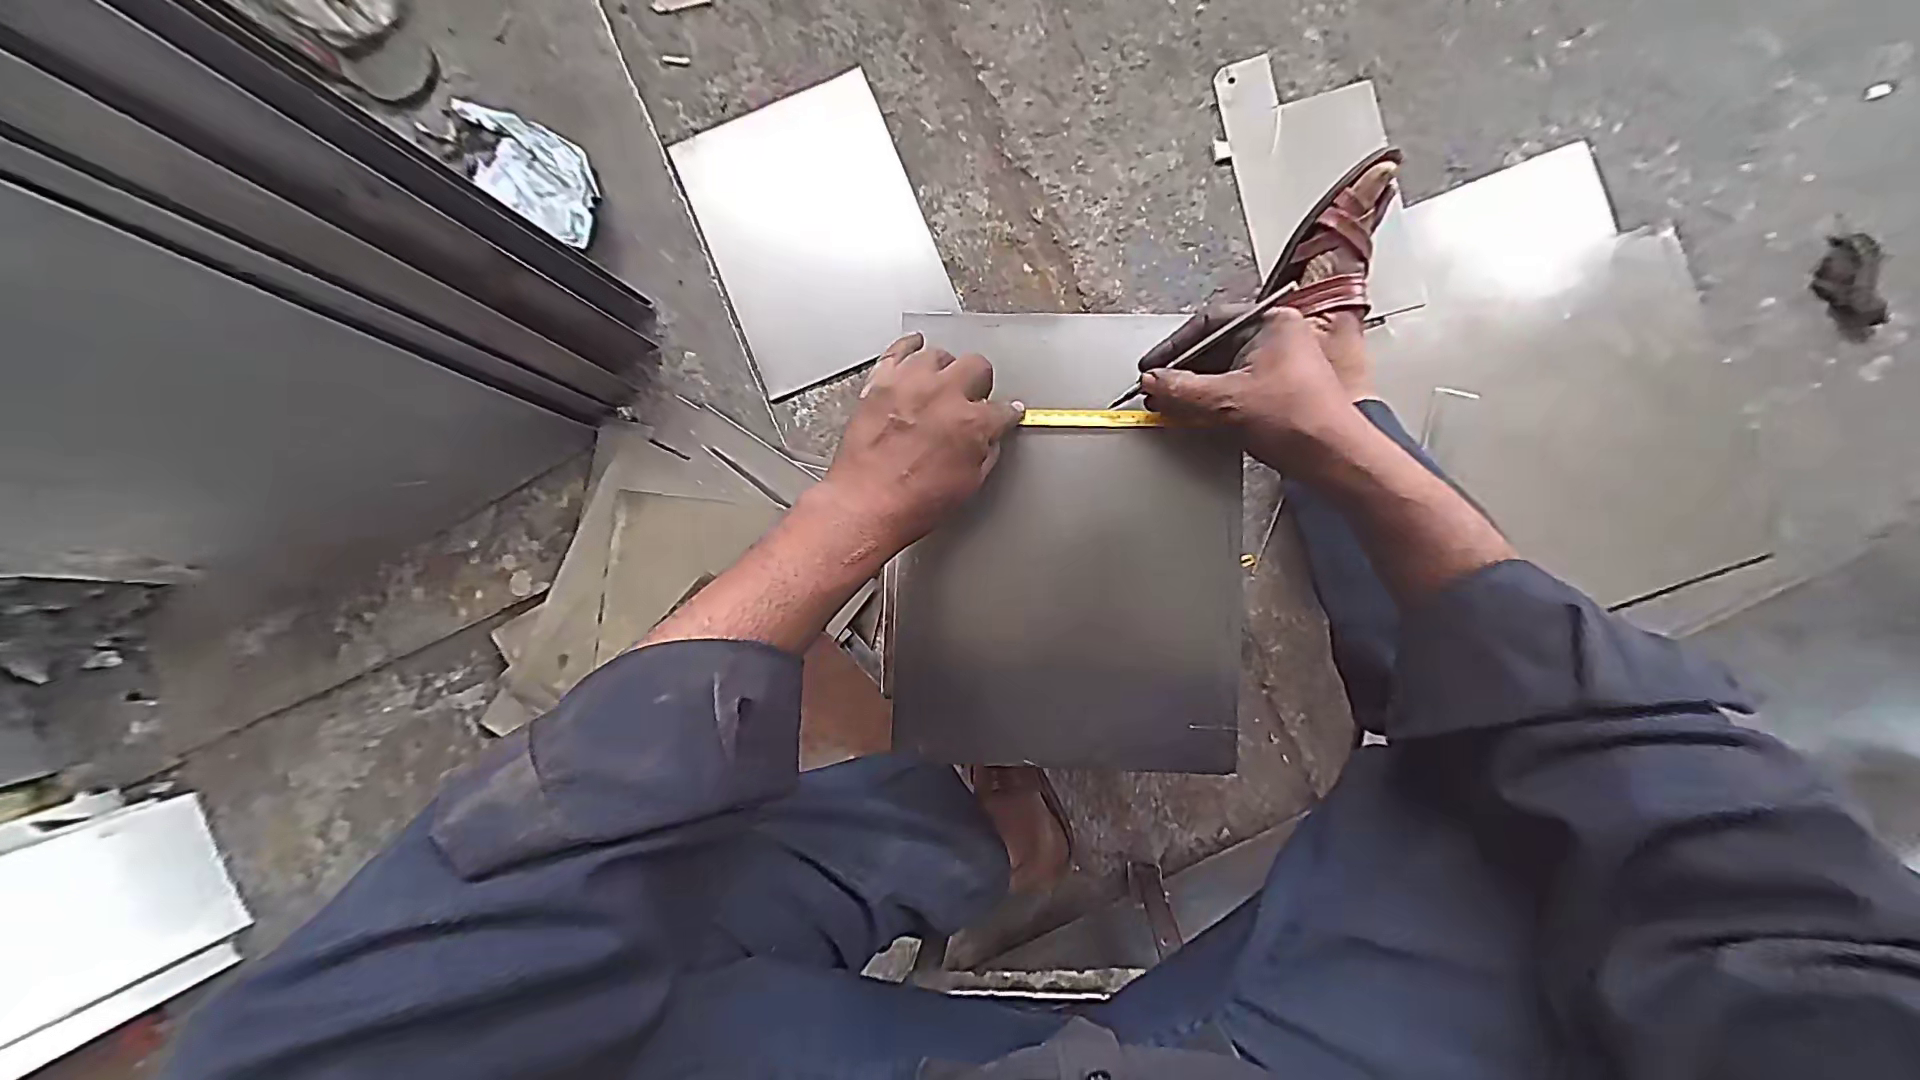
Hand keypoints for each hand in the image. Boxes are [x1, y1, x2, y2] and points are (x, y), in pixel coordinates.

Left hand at [814, 334, 1023, 553]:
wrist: (866, 504)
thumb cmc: (912, 502)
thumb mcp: (968, 484)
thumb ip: (986, 453)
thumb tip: (990, 440)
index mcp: (972, 422)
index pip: (1003, 409)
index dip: (1007, 414)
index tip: (1006, 414)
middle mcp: (944, 395)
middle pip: (977, 366)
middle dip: (980, 383)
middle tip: (974, 397)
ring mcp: (911, 384)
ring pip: (939, 354)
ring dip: (945, 368)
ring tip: (942, 380)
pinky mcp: (881, 382)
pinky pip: (898, 350)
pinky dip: (909, 347)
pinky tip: (915, 348)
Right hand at [1137, 306, 1363, 474]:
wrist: (1333, 457)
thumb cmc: (1302, 420)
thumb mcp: (1228, 400)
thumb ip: (1182, 388)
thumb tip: (1153, 380)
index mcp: (1271, 324)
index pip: (1207, 324)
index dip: (1172, 347)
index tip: (1152, 366)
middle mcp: (1275, 339)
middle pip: (1211, 349)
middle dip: (1179, 372)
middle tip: (1155, 388)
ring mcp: (1275, 366)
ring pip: (1218, 371)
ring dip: (1189, 390)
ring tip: (1165, 404)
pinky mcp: (1272, 392)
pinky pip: (1229, 389)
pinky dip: (1205, 401)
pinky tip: (1187, 413)